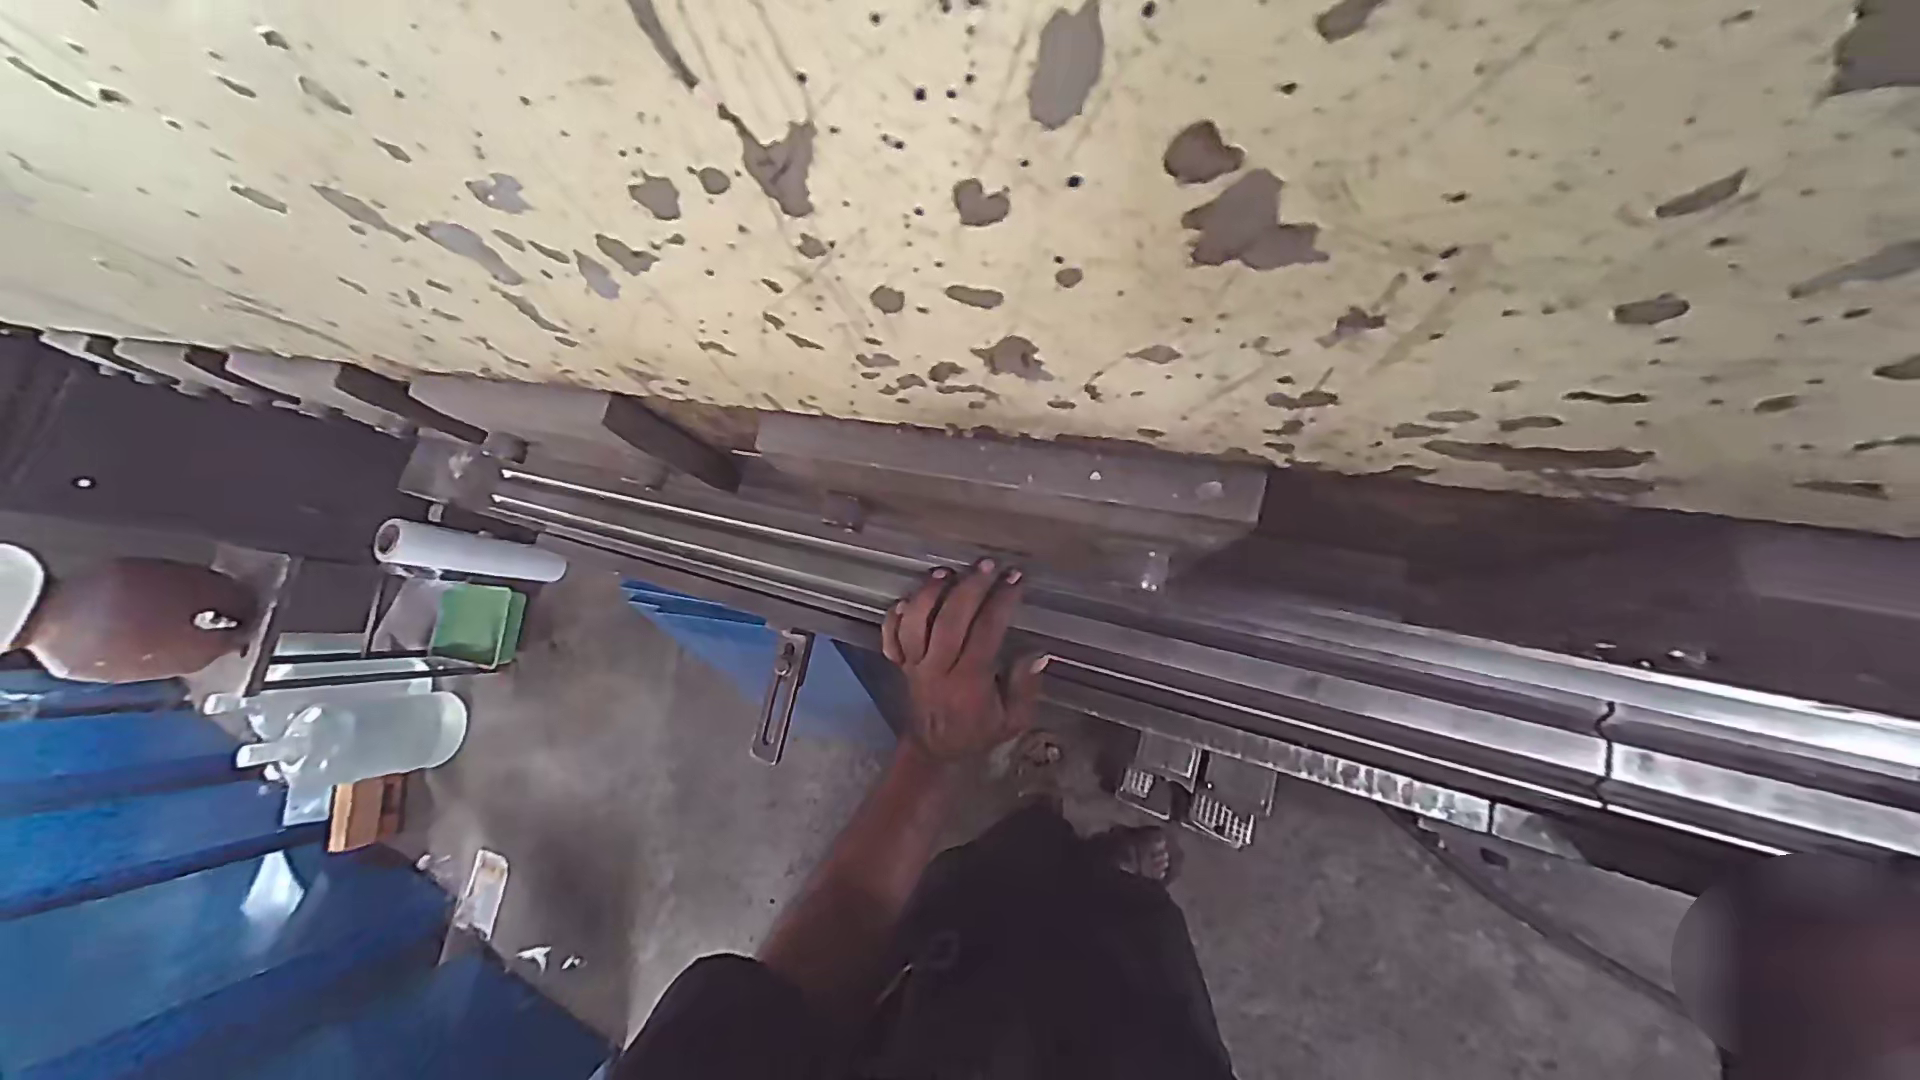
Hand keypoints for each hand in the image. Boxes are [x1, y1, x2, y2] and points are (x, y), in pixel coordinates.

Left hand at [882, 560, 1047, 763]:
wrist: (936, 751)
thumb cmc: (978, 731)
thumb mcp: (1013, 720)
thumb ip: (1026, 688)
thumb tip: (1039, 655)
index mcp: (969, 682)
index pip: (986, 632)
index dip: (1001, 602)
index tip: (1014, 579)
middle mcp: (938, 670)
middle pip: (949, 621)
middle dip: (969, 588)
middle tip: (987, 565)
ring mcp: (914, 666)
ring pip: (915, 624)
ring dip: (929, 594)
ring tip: (946, 572)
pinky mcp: (899, 665)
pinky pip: (890, 638)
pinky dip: (894, 617)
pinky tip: (908, 598)